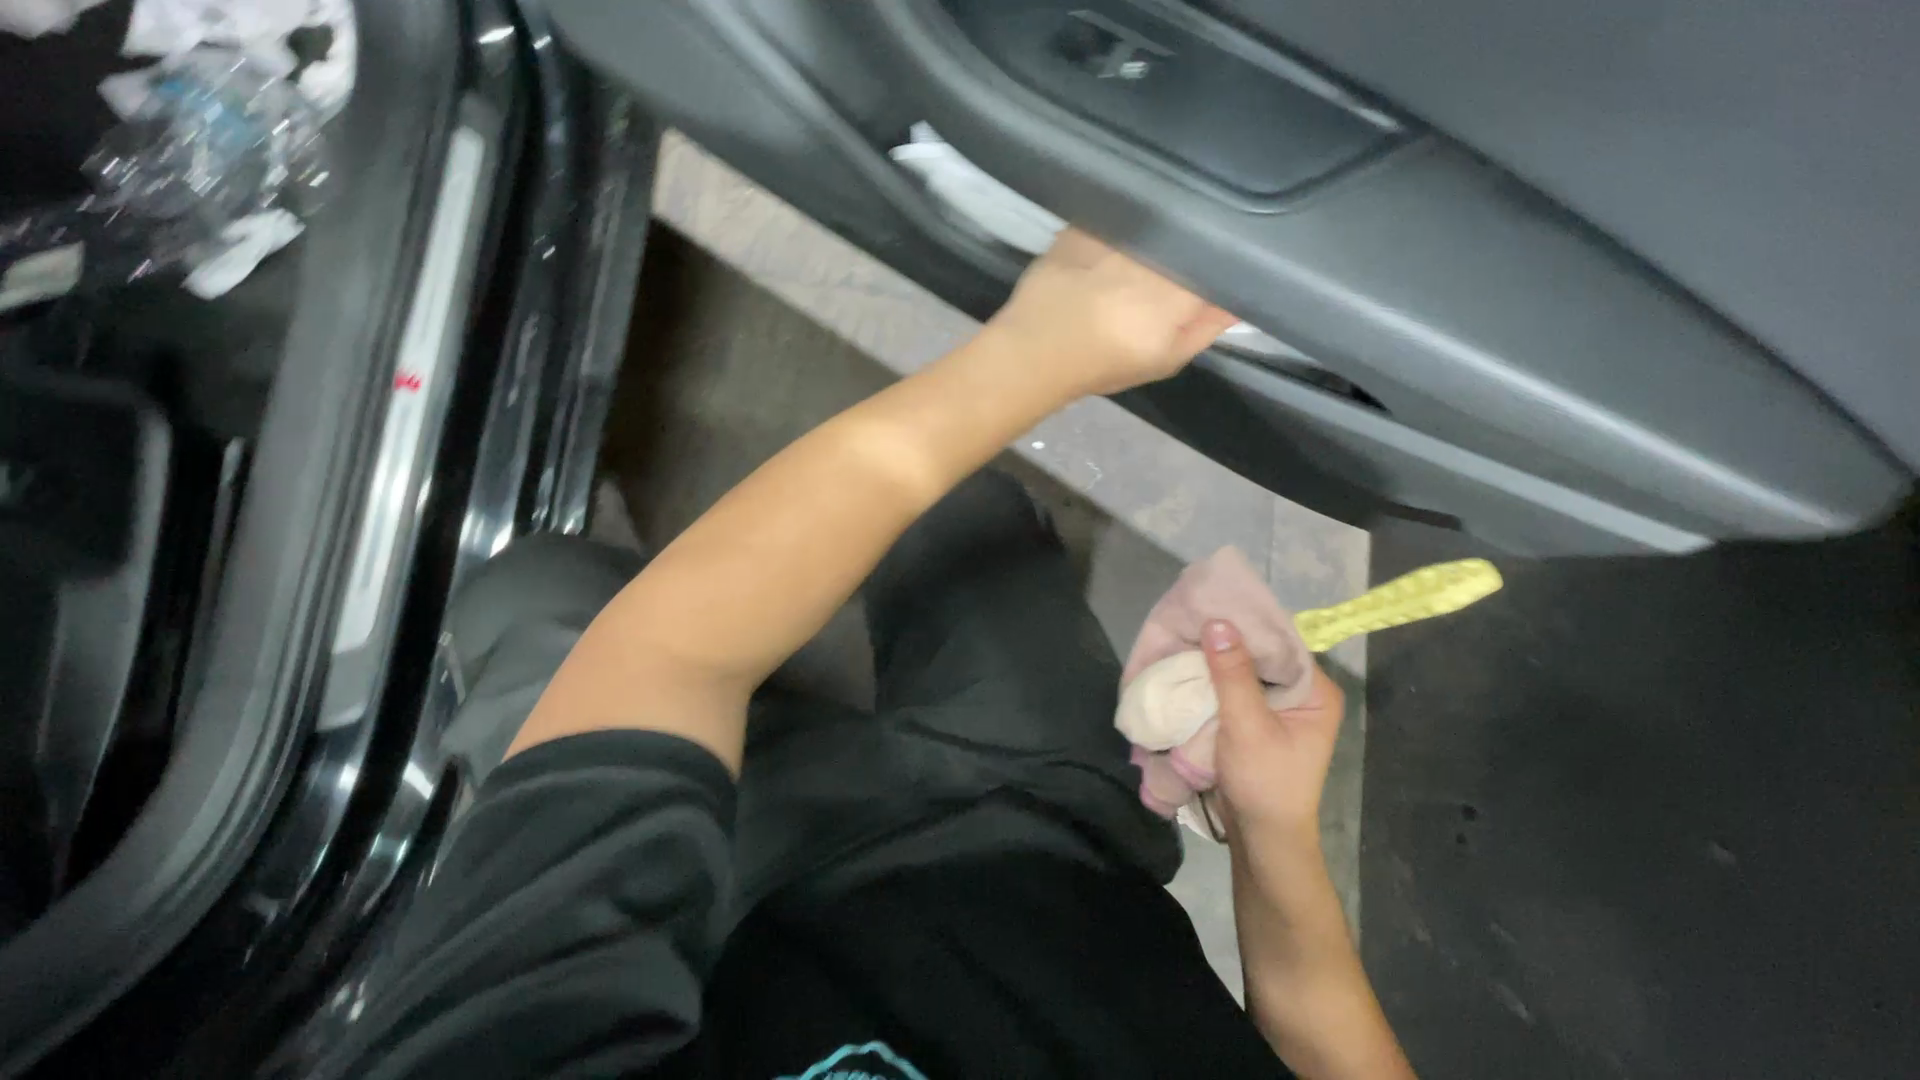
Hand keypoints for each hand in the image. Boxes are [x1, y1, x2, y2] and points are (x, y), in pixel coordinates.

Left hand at [985, 228, 1237, 397]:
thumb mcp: (1165, 360)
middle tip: (1187, 259)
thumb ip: (1208, 325)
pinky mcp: (1087, 221)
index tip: (1227, 265)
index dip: (1227, 257)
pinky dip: (1131, 221)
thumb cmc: (1102, 364)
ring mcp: (1116, 232)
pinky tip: (1128, 232)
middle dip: (1197, 239)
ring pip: (1159, 217)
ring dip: (1165, 227)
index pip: (1221, 256)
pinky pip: (1122, 211)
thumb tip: (1243, 295)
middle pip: (1191, 230)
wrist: (1033, 352)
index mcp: (1175, 290)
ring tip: (1160, 243)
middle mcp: (1150, 254)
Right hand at [1202, 619, 1344, 851]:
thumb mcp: (1247, 727)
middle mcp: (1302, 694)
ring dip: (1214, 662)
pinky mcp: (1256, 721)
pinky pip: (1234, 690)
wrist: (1261, 839)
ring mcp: (1279, 708)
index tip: (1207, 607)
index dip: (1244, 624)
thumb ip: (1233, 675)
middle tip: (1187, 621)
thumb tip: (1218, 622)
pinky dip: (1211, 682)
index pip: (1280, 643)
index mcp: (1316, 692)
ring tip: (1181, 639)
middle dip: (1225, 642)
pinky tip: (1187, 670)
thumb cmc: (1265, 784)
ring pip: (1244, 672)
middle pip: (1261, 655)